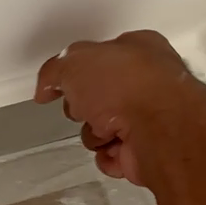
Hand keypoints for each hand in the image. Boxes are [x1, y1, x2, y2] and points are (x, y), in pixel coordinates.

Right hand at [33, 30, 205, 188]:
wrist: (159, 129)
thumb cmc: (122, 85)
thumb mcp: (74, 62)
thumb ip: (53, 71)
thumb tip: (46, 90)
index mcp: (138, 49)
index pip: (100, 57)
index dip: (78, 72)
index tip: (63, 85)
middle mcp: (148, 80)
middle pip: (96, 96)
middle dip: (83, 107)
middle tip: (85, 109)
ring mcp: (151, 116)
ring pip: (100, 129)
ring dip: (93, 134)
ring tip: (105, 132)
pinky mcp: (148, 148)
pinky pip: (111, 154)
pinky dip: (107, 155)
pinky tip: (113, 149)